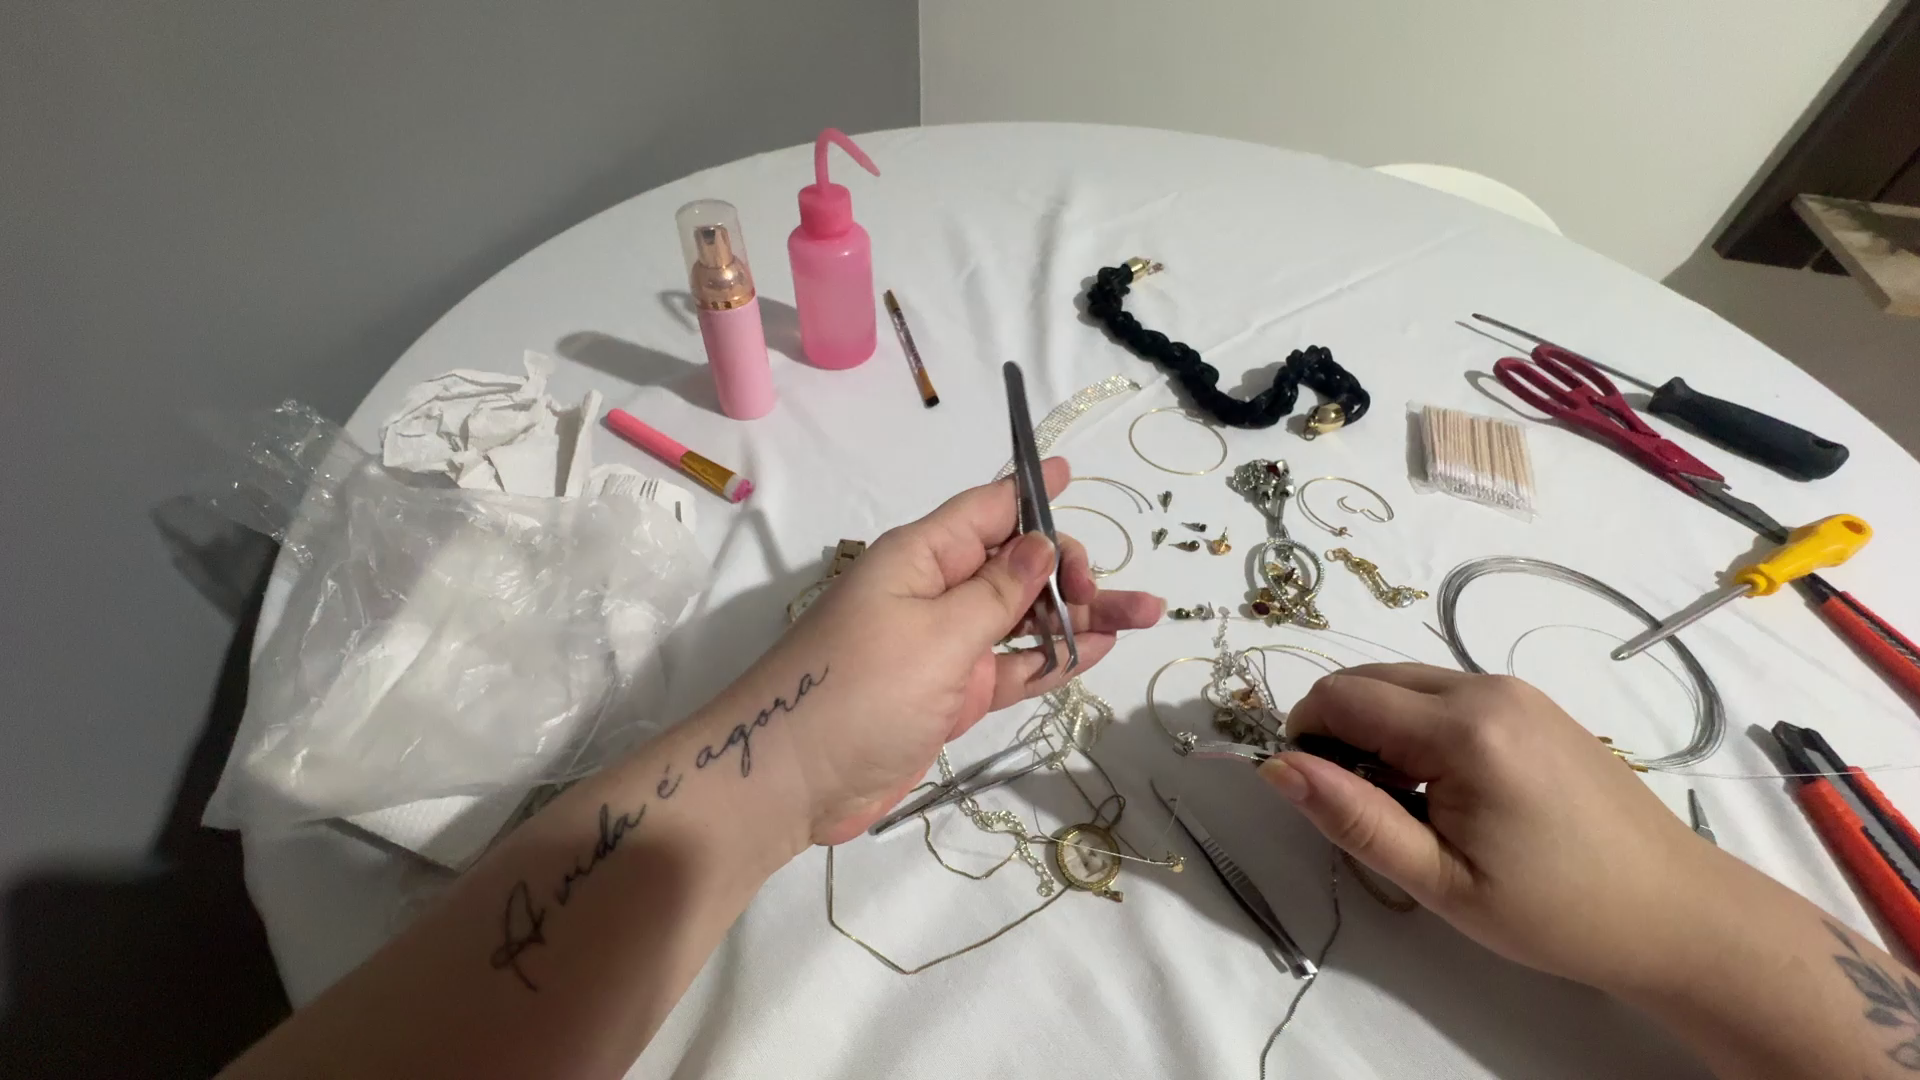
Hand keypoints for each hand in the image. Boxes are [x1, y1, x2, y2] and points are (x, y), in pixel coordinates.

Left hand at [744, 458, 1163, 845]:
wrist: (791, 781)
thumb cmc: (859, 689)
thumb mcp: (935, 633)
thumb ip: (997, 591)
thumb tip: (1041, 541)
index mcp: (922, 558)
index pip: (986, 509)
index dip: (1030, 491)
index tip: (1073, 473)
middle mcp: (936, 592)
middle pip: (1014, 564)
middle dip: (1064, 566)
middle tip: (1098, 589)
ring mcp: (947, 646)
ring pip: (1024, 617)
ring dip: (1079, 615)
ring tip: (1146, 612)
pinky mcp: (953, 693)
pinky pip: (1014, 665)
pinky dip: (1054, 657)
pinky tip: (1100, 648)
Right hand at [1261, 665, 1714, 992]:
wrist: (1687, 918)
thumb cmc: (1559, 912)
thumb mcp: (1440, 881)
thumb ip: (1352, 817)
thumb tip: (1275, 766)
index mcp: (1464, 730)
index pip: (1339, 697)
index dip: (1308, 736)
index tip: (1323, 792)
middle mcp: (1484, 688)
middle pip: (1364, 680)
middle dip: (1338, 729)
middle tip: (1366, 800)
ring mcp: (1511, 688)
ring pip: (1397, 681)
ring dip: (1374, 726)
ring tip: (1407, 795)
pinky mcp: (1526, 700)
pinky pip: (1436, 691)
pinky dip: (1411, 723)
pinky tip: (1444, 779)